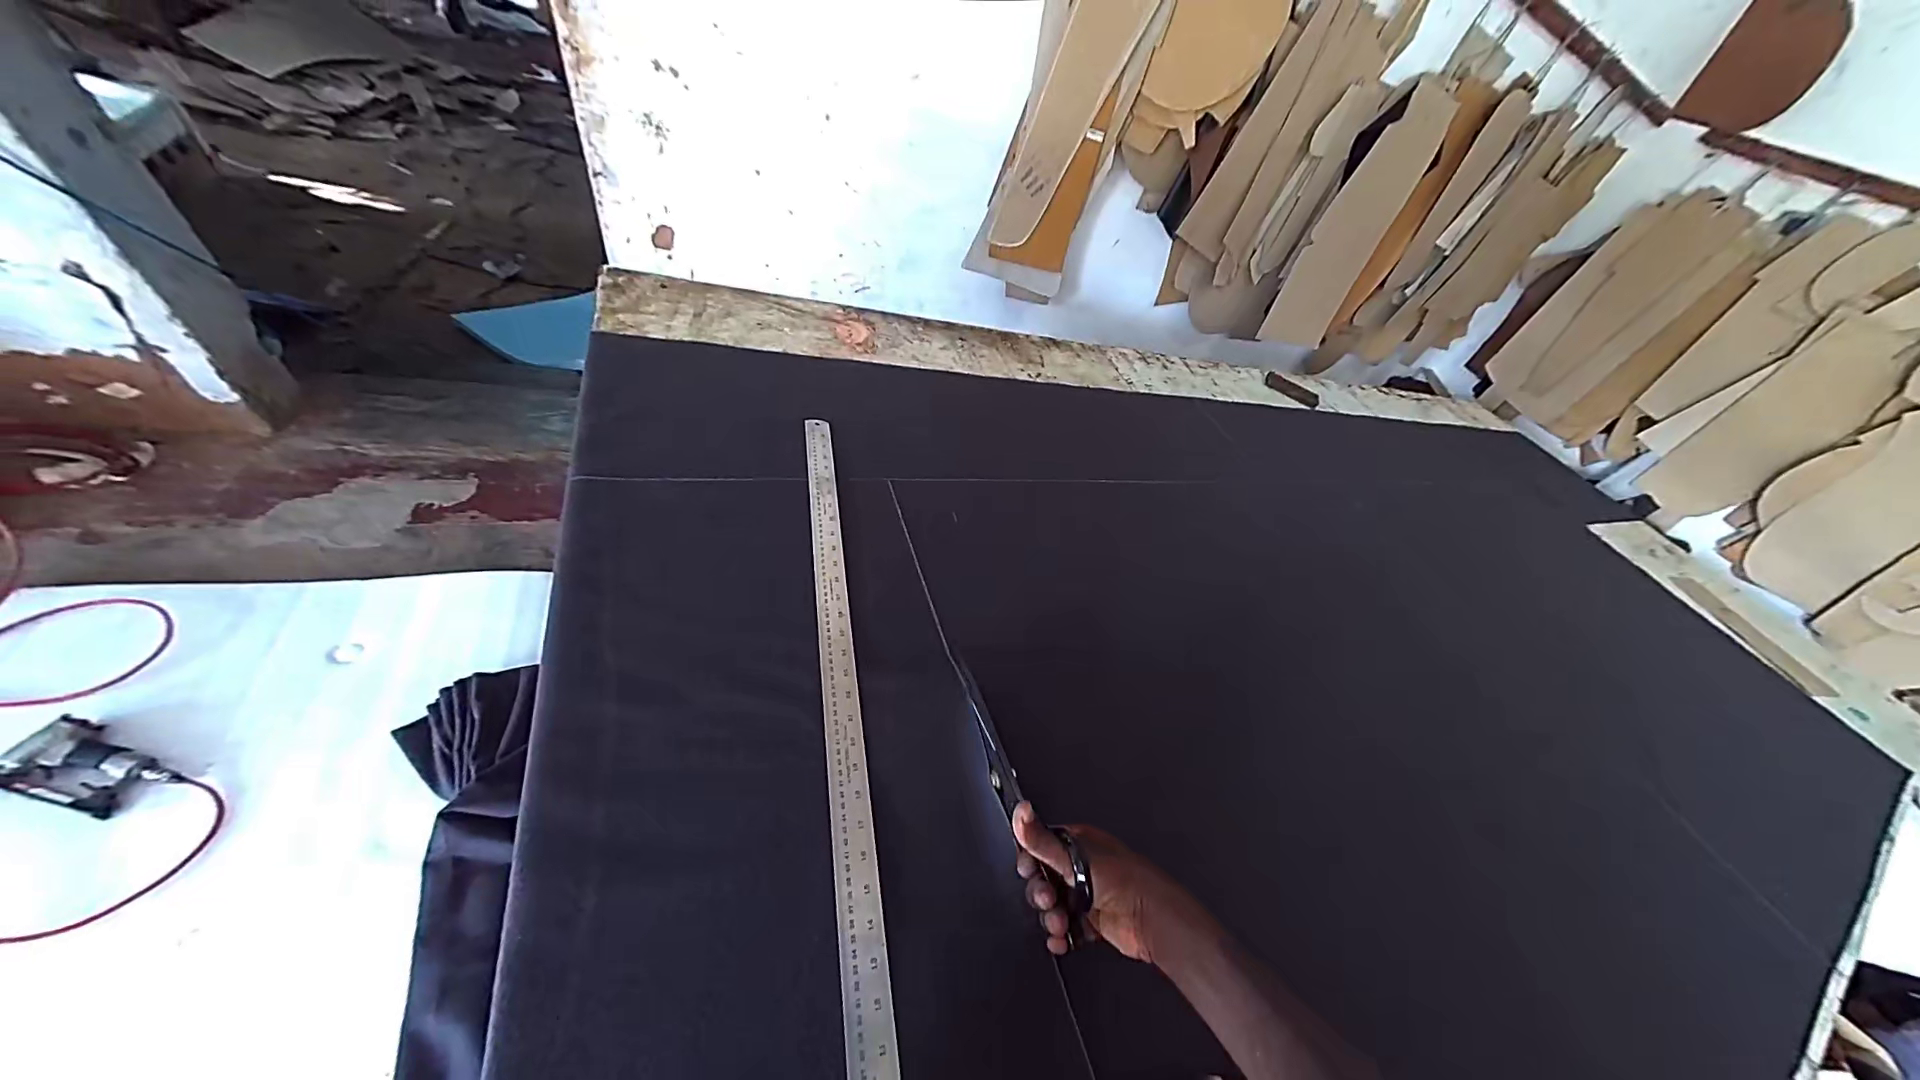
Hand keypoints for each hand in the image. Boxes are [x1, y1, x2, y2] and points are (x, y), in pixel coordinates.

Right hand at [1012, 800, 1196, 962]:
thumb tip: (1020, 810)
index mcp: (1077, 843)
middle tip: (1048, 901)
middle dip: (1040, 894)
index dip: (1030, 861)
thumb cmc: (1121, 880)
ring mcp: (1086, 894)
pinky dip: (1061, 936)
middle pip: (1044, 879)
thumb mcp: (1074, 859)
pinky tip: (1062, 941)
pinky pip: (1066, 928)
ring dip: (1050, 917)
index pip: (1040, 846)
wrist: (1152, 920)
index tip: (1028, 872)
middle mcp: (1080, 866)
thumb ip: (1041, 840)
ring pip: (1053, 905)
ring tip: (1060, 925)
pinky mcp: (1092, 922)